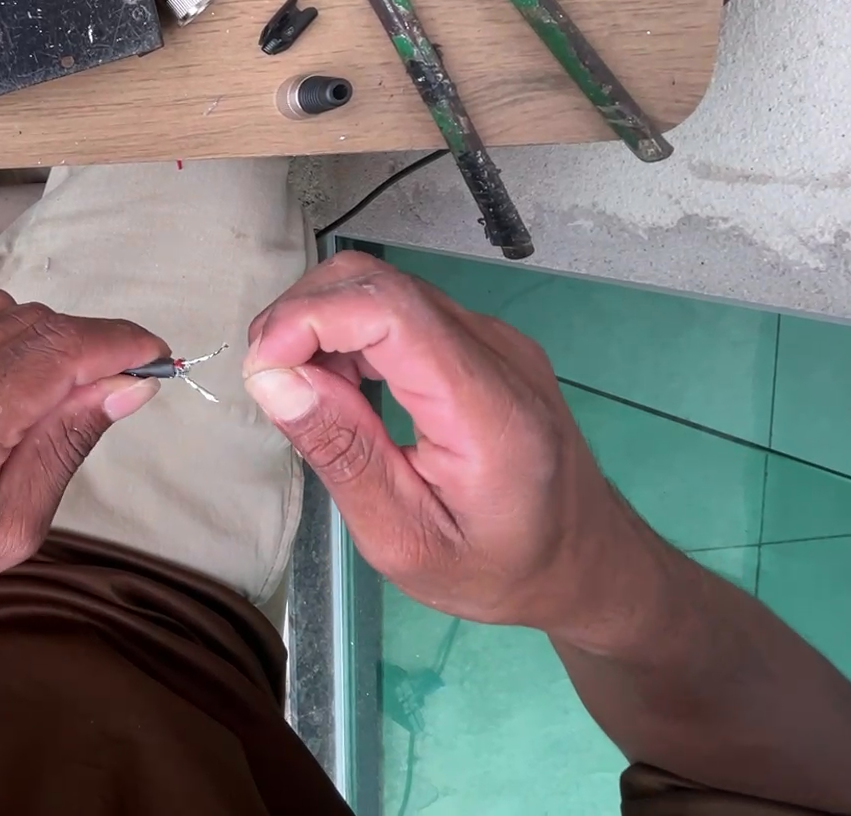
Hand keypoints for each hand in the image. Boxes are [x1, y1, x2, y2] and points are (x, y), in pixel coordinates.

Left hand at [0, 291, 166, 671]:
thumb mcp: (4, 535)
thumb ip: (63, 448)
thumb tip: (126, 385)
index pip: (53, 354)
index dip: (116, 343)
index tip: (153, 353)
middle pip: (31, 322)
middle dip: (84, 346)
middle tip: (102, 389)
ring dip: (39, 340)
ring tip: (36, 395)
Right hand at [242, 251, 675, 648]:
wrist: (589, 565)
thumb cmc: (500, 569)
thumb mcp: (405, 541)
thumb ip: (342, 454)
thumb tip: (271, 378)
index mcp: (488, 409)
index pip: (388, 311)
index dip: (306, 320)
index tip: (261, 372)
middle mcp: (494, 350)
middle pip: (372, 280)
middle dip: (297, 315)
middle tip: (267, 379)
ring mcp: (487, 336)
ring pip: (374, 283)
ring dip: (313, 321)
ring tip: (298, 388)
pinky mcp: (473, 338)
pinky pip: (389, 306)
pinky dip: (338, 329)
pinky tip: (332, 382)